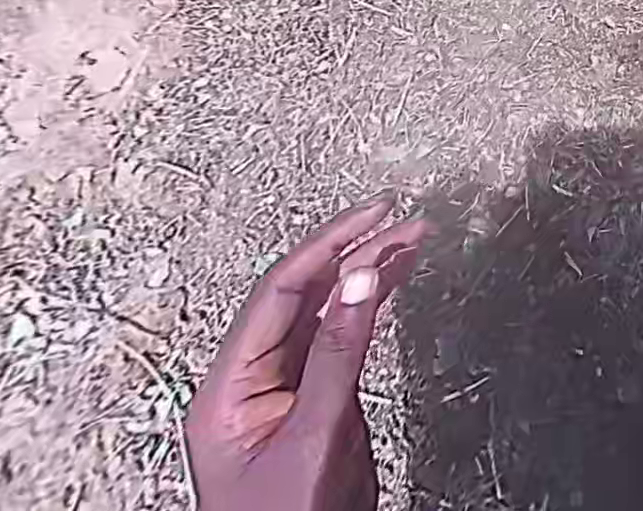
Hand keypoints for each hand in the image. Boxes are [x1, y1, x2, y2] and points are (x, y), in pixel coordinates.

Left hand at [186, 198, 427, 510]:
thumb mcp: (317, 429)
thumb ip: (339, 352)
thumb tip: (360, 279)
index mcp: (230, 386)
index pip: (279, 291)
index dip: (329, 244)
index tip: (375, 214)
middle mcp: (253, 375)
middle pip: (304, 292)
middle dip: (357, 249)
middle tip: (405, 221)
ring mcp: (284, 381)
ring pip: (326, 305)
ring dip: (370, 268)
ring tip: (412, 238)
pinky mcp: (316, 387)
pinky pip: (342, 327)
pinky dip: (373, 297)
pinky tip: (397, 276)